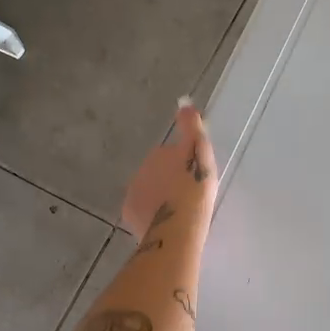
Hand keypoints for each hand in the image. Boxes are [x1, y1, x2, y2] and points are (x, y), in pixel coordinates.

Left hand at [121, 98, 218, 238]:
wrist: (177, 228)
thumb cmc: (193, 189)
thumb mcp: (200, 154)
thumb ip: (191, 128)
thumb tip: (184, 102)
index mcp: (159, 153)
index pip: (171, 155)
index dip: (185, 164)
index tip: (195, 177)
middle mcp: (141, 169)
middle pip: (159, 172)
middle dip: (171, 180)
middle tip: (190, 194)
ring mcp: (133, 192)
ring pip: (150, 191)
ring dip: (162, 197)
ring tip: (180, 210)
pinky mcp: (130, 214)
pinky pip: (143, 209)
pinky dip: (153, 213)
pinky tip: (167, 221)